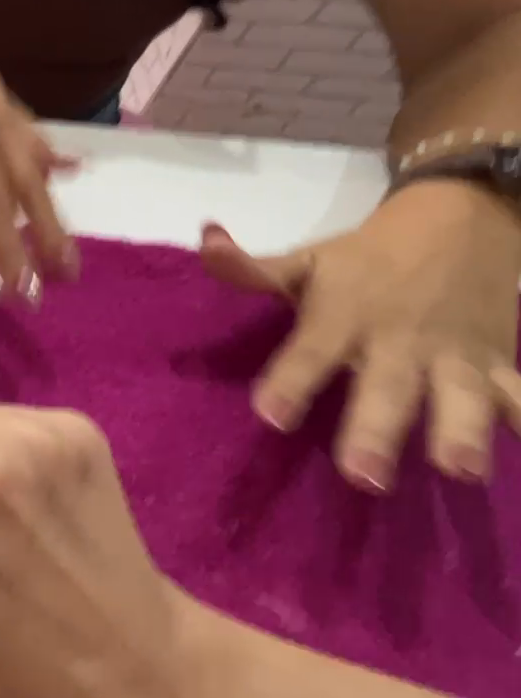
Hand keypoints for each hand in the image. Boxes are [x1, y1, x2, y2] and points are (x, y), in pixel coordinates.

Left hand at [201, 179, 520, 490]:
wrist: (463, 220)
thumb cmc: (362, 257)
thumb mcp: (304, 261)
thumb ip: (250, 268)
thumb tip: (206, 242)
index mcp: (343, 315)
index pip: (310, 353)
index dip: (290, 382)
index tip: (271, 416)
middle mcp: (400, 338)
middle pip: (385, 388)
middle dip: (375, 432)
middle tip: (362, 477)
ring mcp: (457, 351)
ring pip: (462, 396)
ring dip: (461, 432)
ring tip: (460, 471)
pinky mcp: (503, 357)